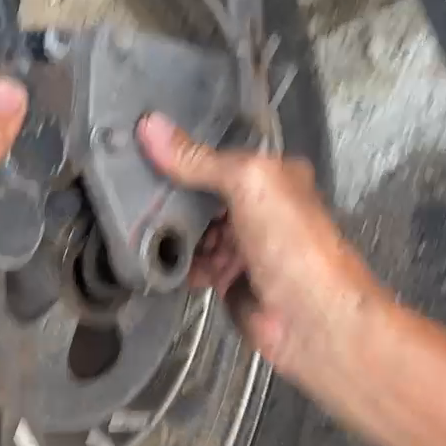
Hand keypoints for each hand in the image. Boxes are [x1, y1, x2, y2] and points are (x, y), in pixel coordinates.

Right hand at [136, 114, 384, 375]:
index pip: (221, 154)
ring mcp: (244, 244)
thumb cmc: (294, 244)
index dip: (186, 151)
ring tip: (146, 227)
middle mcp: (259, 207)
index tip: (143, 145)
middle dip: (174, 195)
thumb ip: (198, 160)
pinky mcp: (229, 279)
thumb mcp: (247, 184)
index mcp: (272, 175)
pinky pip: (193, 264)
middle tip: (133, 190)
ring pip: (195, 229)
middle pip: (203, 193)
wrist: (312, 319)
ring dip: (173, 232)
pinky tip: (163, 260)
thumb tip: (151, 126)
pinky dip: (178, 263)